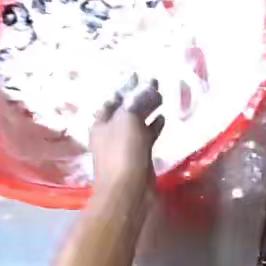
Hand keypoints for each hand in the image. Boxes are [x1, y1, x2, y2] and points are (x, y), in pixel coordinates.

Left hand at [90, 76, 162, 199]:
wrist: (128, 190)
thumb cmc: (123, 153)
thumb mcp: (128, 120)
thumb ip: (137, 102)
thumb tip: (147, 87)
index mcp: (102, 122)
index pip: (114, 98)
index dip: (127, 86)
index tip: (141, 76)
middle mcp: (111, 132)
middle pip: (127, 109)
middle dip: (140, 97)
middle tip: (157, 85)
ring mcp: (124, 145)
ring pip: (138, 122)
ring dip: (149, 111)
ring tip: (163, 99)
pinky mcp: (138, 156)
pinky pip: (147, 135)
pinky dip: (154, 126)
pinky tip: (163, 119)